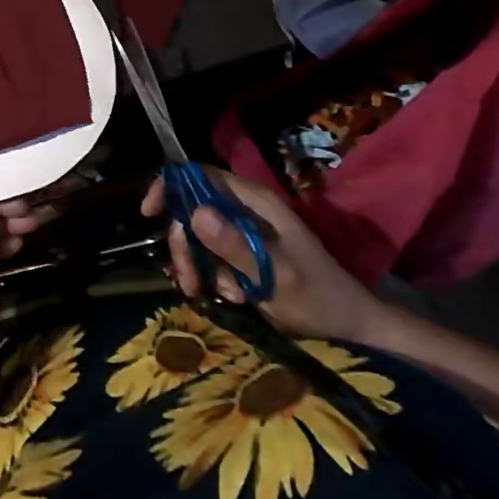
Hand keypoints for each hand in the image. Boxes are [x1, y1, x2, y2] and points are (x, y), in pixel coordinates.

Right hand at [143, 167, 387, 343]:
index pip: (202, 175)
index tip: (150, 213)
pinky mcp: (243, 252)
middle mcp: (245, 209)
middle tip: (187, 280)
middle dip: (183, 243)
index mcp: (255, 201)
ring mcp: (244, 230)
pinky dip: (209, 276)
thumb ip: (235, 245)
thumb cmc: (316, 294)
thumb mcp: (275, 274)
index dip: (172, 186)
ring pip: (197, 235)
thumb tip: (195, 214)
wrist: (348, 322)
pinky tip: (229, 297)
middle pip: (193, 209)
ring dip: (194, 265)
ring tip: (205, 294)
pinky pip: (210, 255)